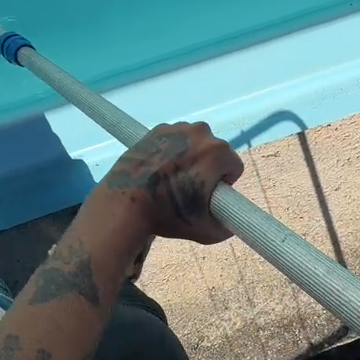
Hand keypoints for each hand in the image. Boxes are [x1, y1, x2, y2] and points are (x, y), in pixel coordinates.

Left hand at [94, 122, 240, 244]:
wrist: (126, 201)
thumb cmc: (170, 214)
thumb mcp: (208, 232)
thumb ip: (227, 226)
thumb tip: (230, 219)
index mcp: (217, 152)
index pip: (233, 167)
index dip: (224, 183)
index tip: (209, 194)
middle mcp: (200, 132)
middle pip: (214, 152)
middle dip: (207, 168)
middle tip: (189, 188)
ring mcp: (176, 127)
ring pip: (193, 144)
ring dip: (189, 157)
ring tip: (172, 179)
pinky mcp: (155, 129)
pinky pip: (173, 140)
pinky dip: (171, 151)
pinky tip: (159, 168)